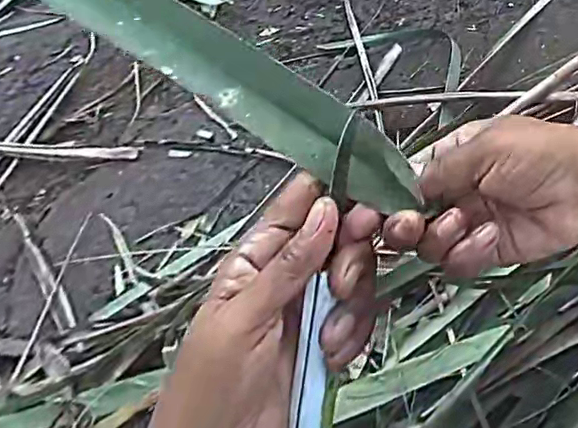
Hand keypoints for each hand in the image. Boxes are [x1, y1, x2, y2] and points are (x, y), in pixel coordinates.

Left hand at [151, 173, 380, 427]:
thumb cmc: (210, 390)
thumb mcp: (242, 321)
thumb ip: (288, 263)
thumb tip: (327, 206)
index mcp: (260, 255)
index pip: (303, 200)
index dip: (337, 188)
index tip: (367, 194)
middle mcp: (293, 269)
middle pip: (343, 230)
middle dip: (350, 254)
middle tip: (340, 282)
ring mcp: (316, 299)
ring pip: (360, 267)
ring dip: (351, 301)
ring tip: (326, 337)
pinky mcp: (336, 328)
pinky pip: (365, 308)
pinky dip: (354, 330)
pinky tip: (330, 353)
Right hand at [382, 117, 577, 278]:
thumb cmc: (540, 153)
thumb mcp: (487, 148)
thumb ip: (441, 169)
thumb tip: (401, 185)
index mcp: (459, 153)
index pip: (411, 177)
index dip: (391, 196)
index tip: (377, 213)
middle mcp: (461, 187)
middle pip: (413, 215)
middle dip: (407, 224)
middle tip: (410, 226)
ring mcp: (473, 219)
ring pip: (431, 243)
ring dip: (442, 236)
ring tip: (464, 222)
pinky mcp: (488, 249)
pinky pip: (459, 261)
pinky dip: (468, 253)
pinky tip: (489, 235)